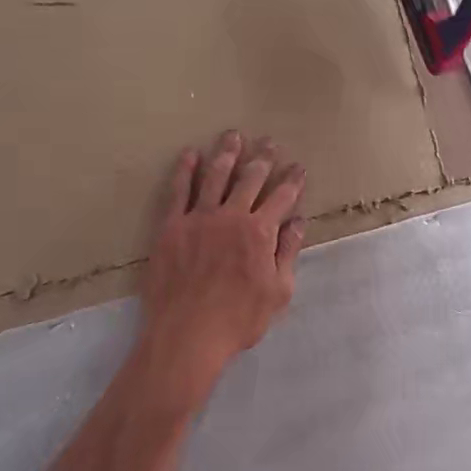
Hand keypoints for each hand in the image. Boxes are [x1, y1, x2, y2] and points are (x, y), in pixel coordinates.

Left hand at [137, 131, 306, 398]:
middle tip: (269, 142)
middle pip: (250, 178)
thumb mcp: (278, 292)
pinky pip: (178, 191)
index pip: (282, 197)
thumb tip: (298, 223)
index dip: (293, 180)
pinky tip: (190, 155)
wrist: (187, 334)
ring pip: (215, 176)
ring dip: (227, 154)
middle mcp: (232, 217)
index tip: (299, 166)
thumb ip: (287, 253)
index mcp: (260, 232)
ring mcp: (199, 218)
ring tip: (233, 135)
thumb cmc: (239, 319)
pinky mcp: (171, 226)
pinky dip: (185, 170)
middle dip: (263, 158)